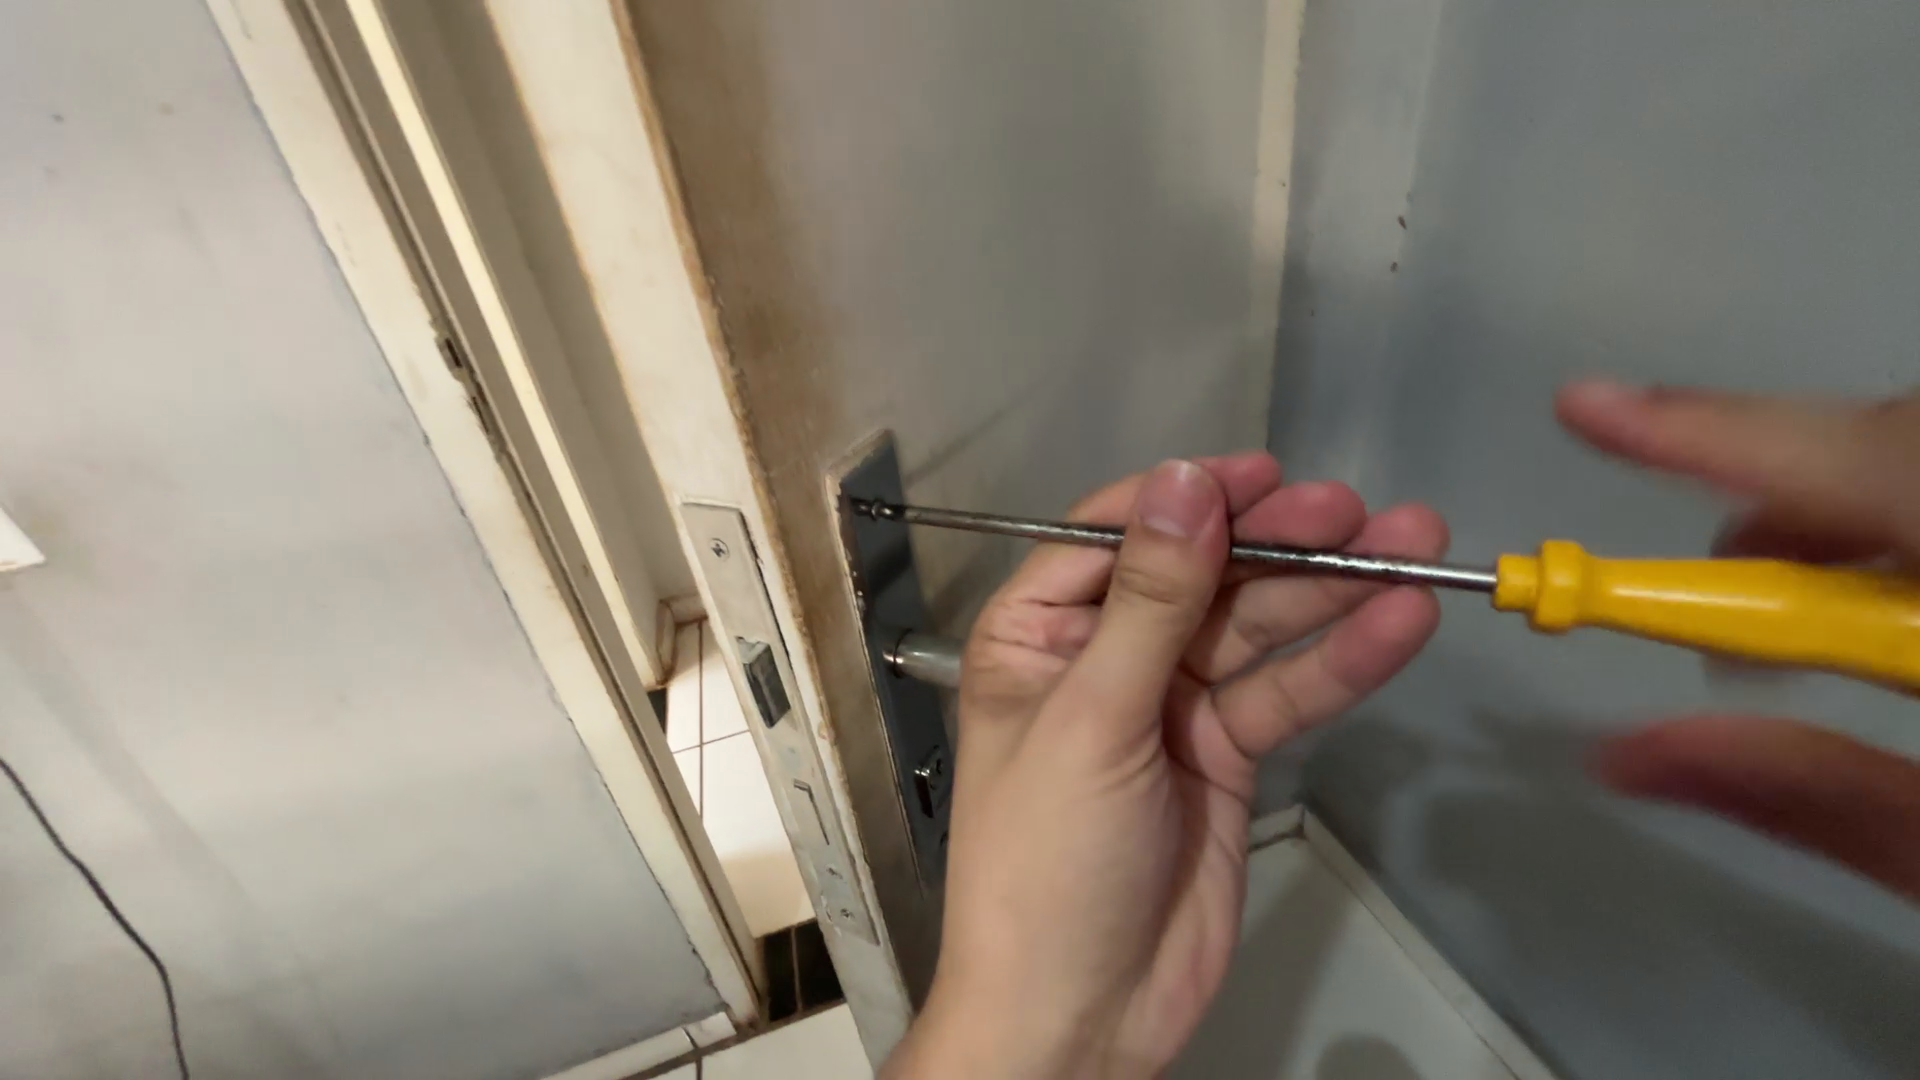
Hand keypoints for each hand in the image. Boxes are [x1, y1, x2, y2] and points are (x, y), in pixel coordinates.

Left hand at [884, 453, 1446, 1077]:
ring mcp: (1164, 701)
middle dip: (1270, 543)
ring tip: (1406, 542)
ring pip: (1248, 629)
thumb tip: (1180, 485)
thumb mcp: (1092, 718)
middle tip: (1350, 510)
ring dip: (1323, 590)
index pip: (1108, 539)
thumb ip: (1146, 600)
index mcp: (1035, 633)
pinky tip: (1397, 622)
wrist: (1080, 1011)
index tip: (1258, 475)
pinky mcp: (1219, 749)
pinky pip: (1281, 692)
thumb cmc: (1048, 859)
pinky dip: (1337, 661)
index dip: (1182, 503)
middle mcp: (1098, 654)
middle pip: (1192, 577)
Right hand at [1557, 381, 1919, 895]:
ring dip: (1860, 492)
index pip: (1878, 474)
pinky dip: (1911, 497)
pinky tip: (1906, 580)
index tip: (1581, 406)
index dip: (1713, 436)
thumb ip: (1834, 800)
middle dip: (1789, 486)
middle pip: (1918, 438)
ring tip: (1816, 585)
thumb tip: (1625, 758)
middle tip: (1723, 564)